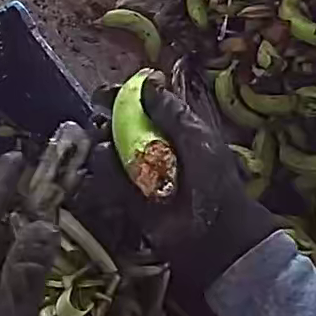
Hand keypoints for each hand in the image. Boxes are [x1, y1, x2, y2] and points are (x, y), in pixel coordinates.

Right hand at [93, 81, 278, 292]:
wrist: (215, 234)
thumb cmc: (213, 180)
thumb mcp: (197, 137)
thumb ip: (171, 111)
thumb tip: (148, 80)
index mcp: (171, 129)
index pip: (140, 106)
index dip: (122, 97)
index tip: (105, 93)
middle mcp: (150, 148)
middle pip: (117, 125)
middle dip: (106, 118)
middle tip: (100, 117)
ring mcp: (136, 173)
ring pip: (107, 149)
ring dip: (102, 141)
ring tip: (104, 139)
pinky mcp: (124, 197)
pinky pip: (105, 178)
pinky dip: (102, 168)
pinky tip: (104, 159)